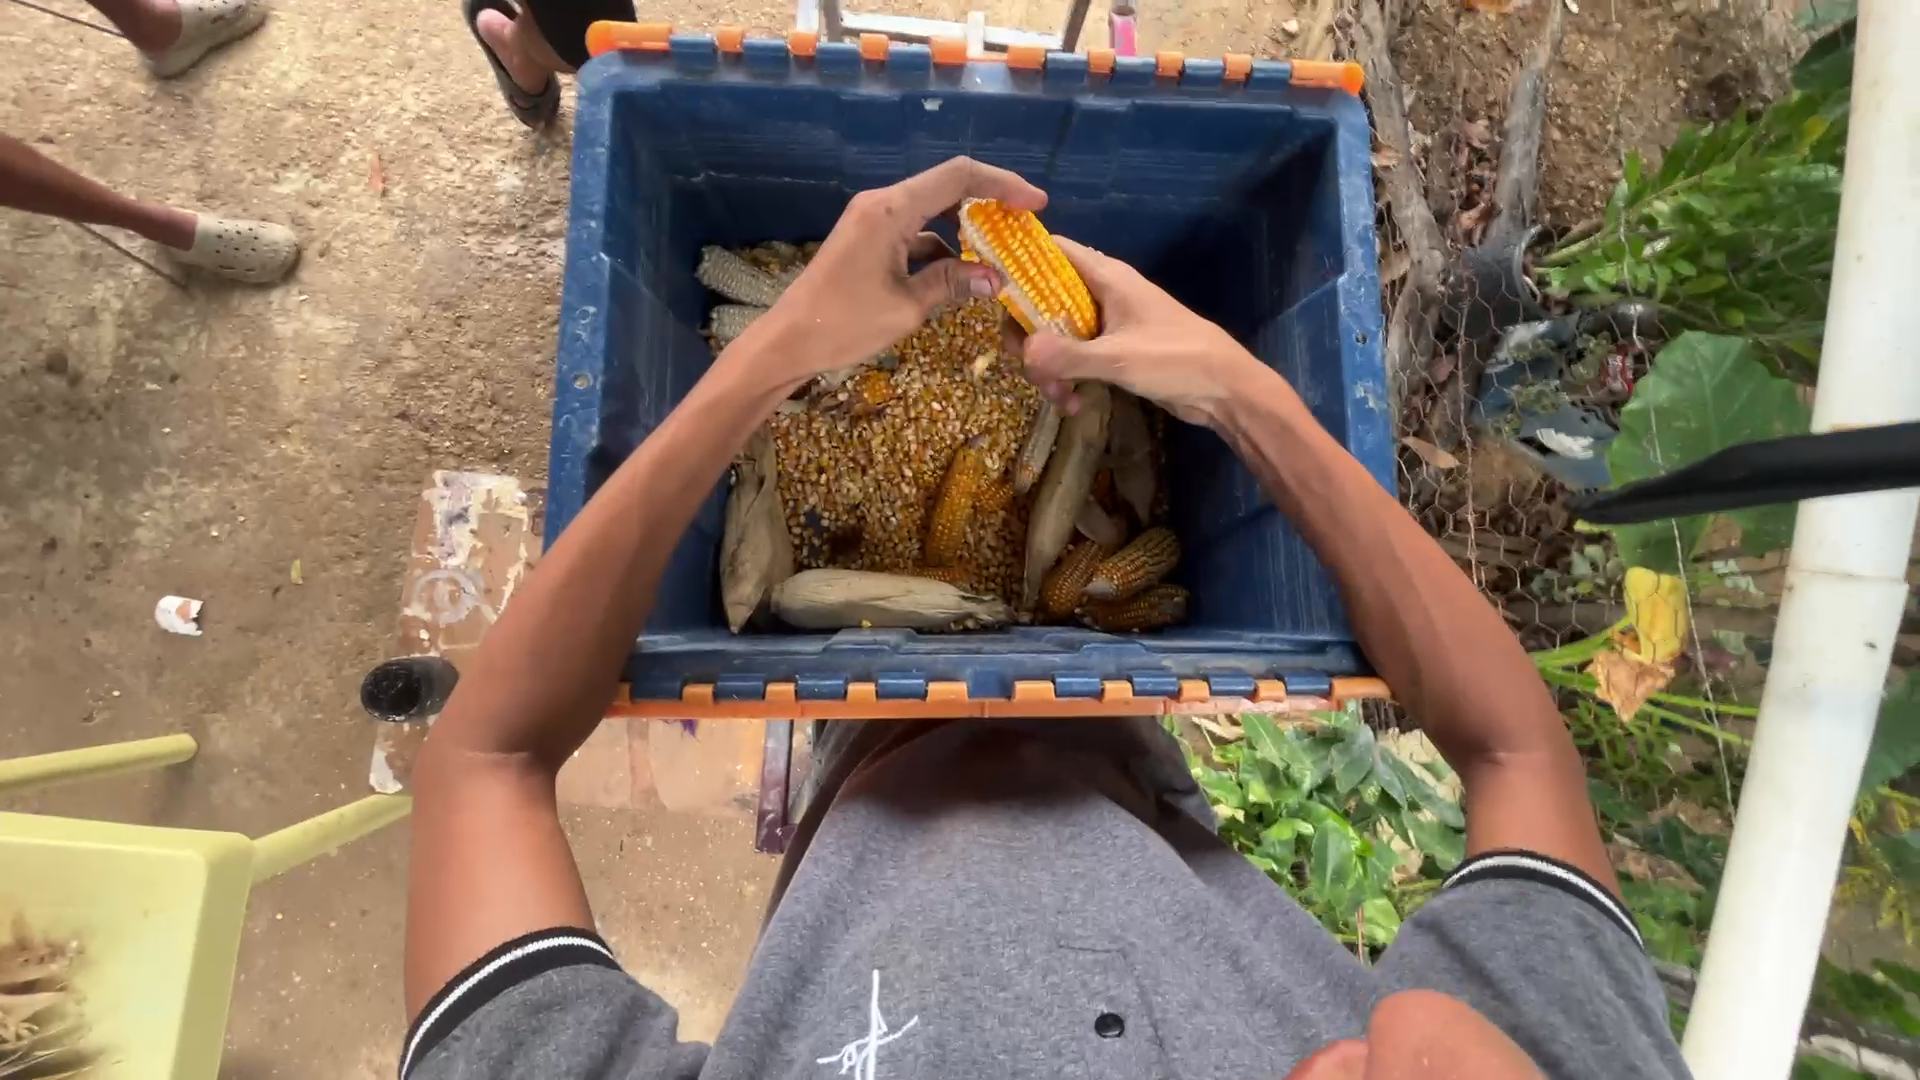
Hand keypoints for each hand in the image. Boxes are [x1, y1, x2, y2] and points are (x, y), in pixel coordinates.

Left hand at [741, 157, 1046, 387]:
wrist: (790, 341)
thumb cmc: (846, 324)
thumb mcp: (908, 307)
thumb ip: (953, 285)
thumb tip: (998, 279)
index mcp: (892, 209)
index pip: (958, 177)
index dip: (1002, 184)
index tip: (1036, 204)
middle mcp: (882, 203)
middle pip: (946, 188)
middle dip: (988, 206)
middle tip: (1021, 230)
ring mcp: (872, 221)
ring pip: (931, 212)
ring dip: (965, 232)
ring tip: (997, 258)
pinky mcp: (867, 241)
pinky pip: (913, 234)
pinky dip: (940, 249)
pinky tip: (960, 275)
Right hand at [1017, 237, 1266, 427]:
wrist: (1224, 391)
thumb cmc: (1178, 360)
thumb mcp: (1120, 358)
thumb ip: (1069, 355)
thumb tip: (1023, 352)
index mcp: (1106, 277)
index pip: (1051, 253)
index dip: (1018, 264)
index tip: (992, 292)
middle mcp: (1101, 295)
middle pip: (1043, 302)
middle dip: (1031, 339)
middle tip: (1030, 370)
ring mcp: (1105, 325)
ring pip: (1056, 337)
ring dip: (1049, 369)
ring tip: (1062, 398)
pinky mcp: (1111, 352)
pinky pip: (1073, 359)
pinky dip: (1067, 380)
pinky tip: (1074, 404)